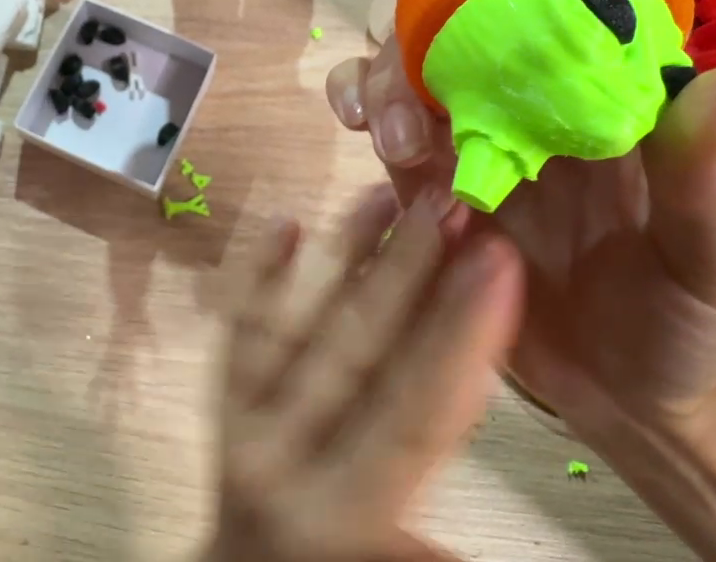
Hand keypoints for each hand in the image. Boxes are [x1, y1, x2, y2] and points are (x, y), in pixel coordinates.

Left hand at [207, 192, 523, 561]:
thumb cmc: (341, 561)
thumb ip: (437, 506)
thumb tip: (471, 395)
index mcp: (345, 512)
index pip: (415, 411)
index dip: (460, 332)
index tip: (501, 260)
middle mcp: (284, 455)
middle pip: (355, 348)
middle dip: (409, 271)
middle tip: (452, 204)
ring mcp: (239, 420)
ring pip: (294, 321)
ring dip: (341, 252)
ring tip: (383, 190)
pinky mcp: (214, 398)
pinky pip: (235, 327)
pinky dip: (256, 271)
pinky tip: (284, 220)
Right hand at [323, 0, 715, 440]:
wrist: (625, 395)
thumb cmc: (692, 316)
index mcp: (608, 71)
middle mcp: (531, 76)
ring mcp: (467, 117)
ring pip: (401, 44)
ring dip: (383, 65)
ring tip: (399, 140)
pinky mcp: (421, 165)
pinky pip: (373, 111)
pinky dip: (360, 107)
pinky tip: (377, 148)